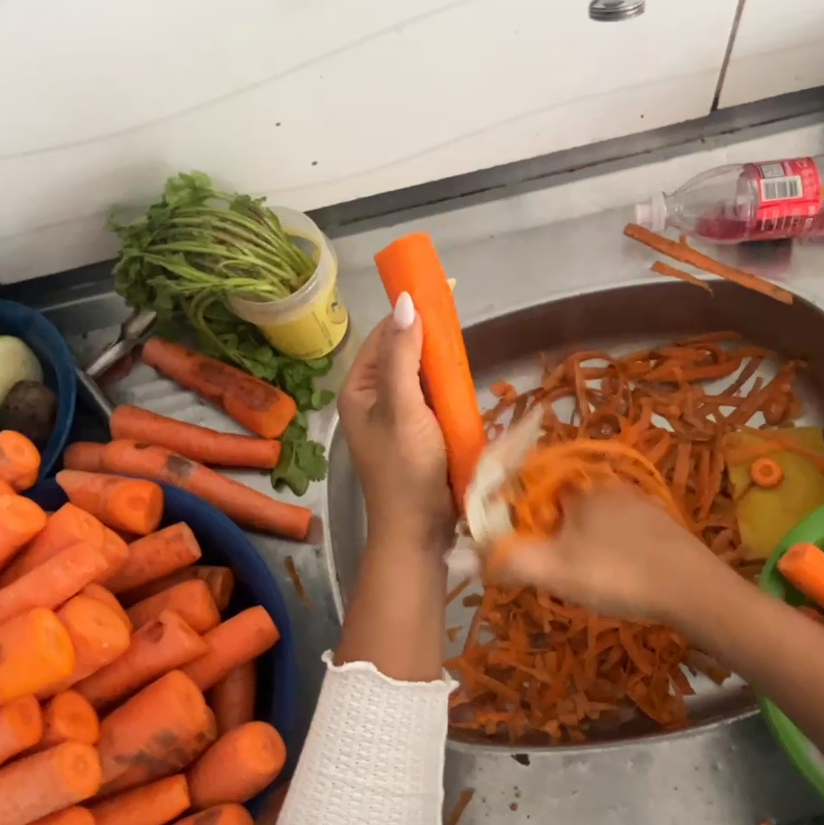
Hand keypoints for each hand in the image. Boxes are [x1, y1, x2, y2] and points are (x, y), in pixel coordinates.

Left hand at [336, 293, 453, 554]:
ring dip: (440, 366)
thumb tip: (405, 301)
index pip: (384, 336)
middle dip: (428, 339)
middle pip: (402, 354)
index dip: (410, 314)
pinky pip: (431, 400)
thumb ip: (403, 355)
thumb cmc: (406, 468)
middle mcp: (373, 400)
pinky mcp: (417, 435)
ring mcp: (395, 418)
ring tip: (464, 352)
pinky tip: (464, 384)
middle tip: (460, 325)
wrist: (418, 530)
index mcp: (359, 389)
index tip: (442, 293)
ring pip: (419, 377)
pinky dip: (446, 390)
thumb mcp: (403, 407)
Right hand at [491, 486, 737, 628]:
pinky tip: (614, 579)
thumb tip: (459, 555)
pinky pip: (617, 533)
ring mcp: (638, 503)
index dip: (515, 518)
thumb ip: (505, 560)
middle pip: (559, 506)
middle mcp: (607, 485)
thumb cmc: (618, 574)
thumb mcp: (553, 570)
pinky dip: (606, 553)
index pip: (529, 488)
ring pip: (589, 521)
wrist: (696, 592)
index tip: (519, 551)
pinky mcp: (660, 525)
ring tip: (582, 582)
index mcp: (578, 486)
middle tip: (551, 574)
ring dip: (576, 546)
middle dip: (548, 536)